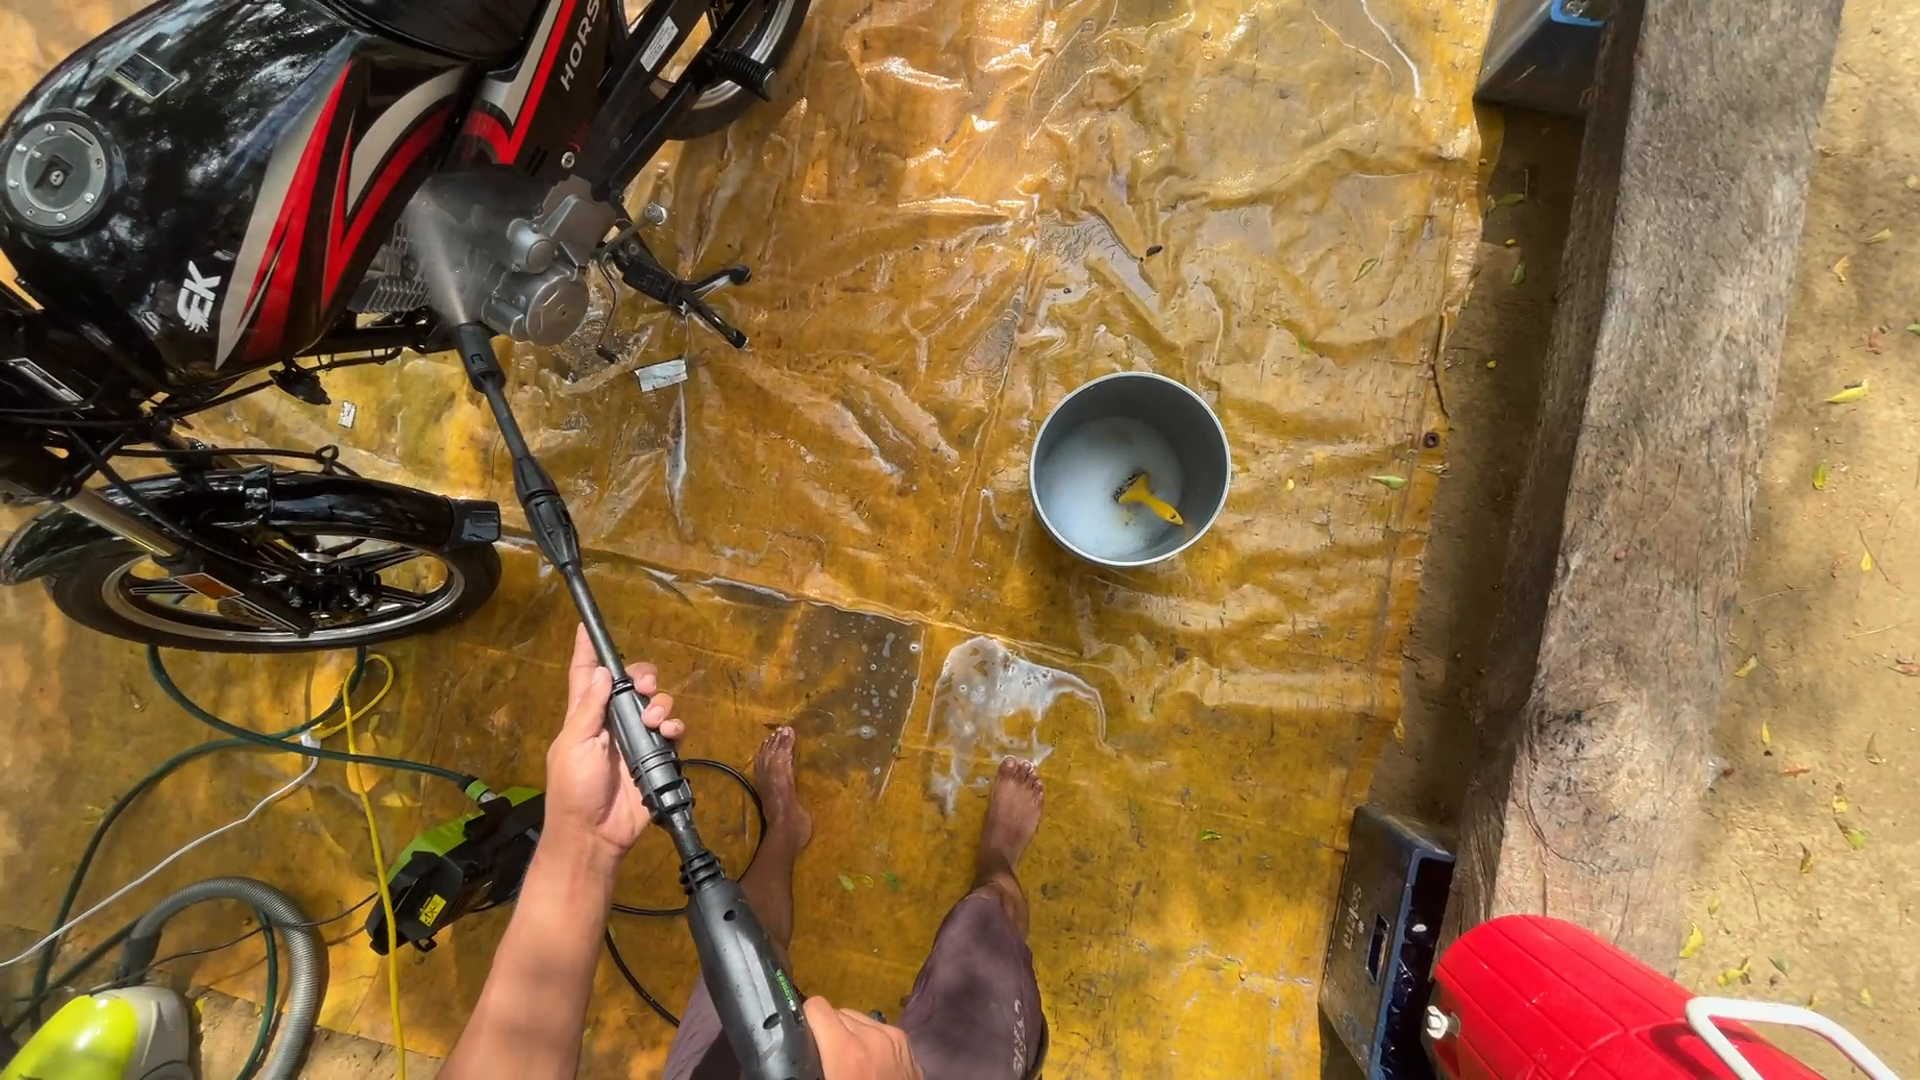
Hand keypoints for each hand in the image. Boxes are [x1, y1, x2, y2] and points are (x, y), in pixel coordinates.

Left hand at [544, 624, 683, 859]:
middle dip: (643, 677)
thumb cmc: (575, 788)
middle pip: (630, 683)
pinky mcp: (657, 755)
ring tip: (655, 720)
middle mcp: (612, 721)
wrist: (595, 833)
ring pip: (657, 703)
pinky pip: (673, 730)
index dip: (585, 651)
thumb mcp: (573, 745)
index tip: (585, 626)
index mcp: (585, 716)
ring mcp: (637, 737)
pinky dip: (675, 726)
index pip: (584, 676)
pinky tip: (669, 733)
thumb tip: (599, 672)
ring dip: (660, 703)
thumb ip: (588, 708)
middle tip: (645, 688)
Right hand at [805, 998, 924, 1079]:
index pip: (817, 1009)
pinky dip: (869, 1040)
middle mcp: (872, 1036)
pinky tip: (867, 1065)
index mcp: (848, 1053)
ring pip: (859, 1019)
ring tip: (845, 1064)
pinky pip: (878, 1029)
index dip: (806, 1022)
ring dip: (848, 1035)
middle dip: (827, 1033)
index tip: (800, 1039)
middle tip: (823, 1061)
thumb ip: (810, 1072)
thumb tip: (800, 1064)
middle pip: (838, 1013)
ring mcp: (893, 1037)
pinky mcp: (907, 1044)